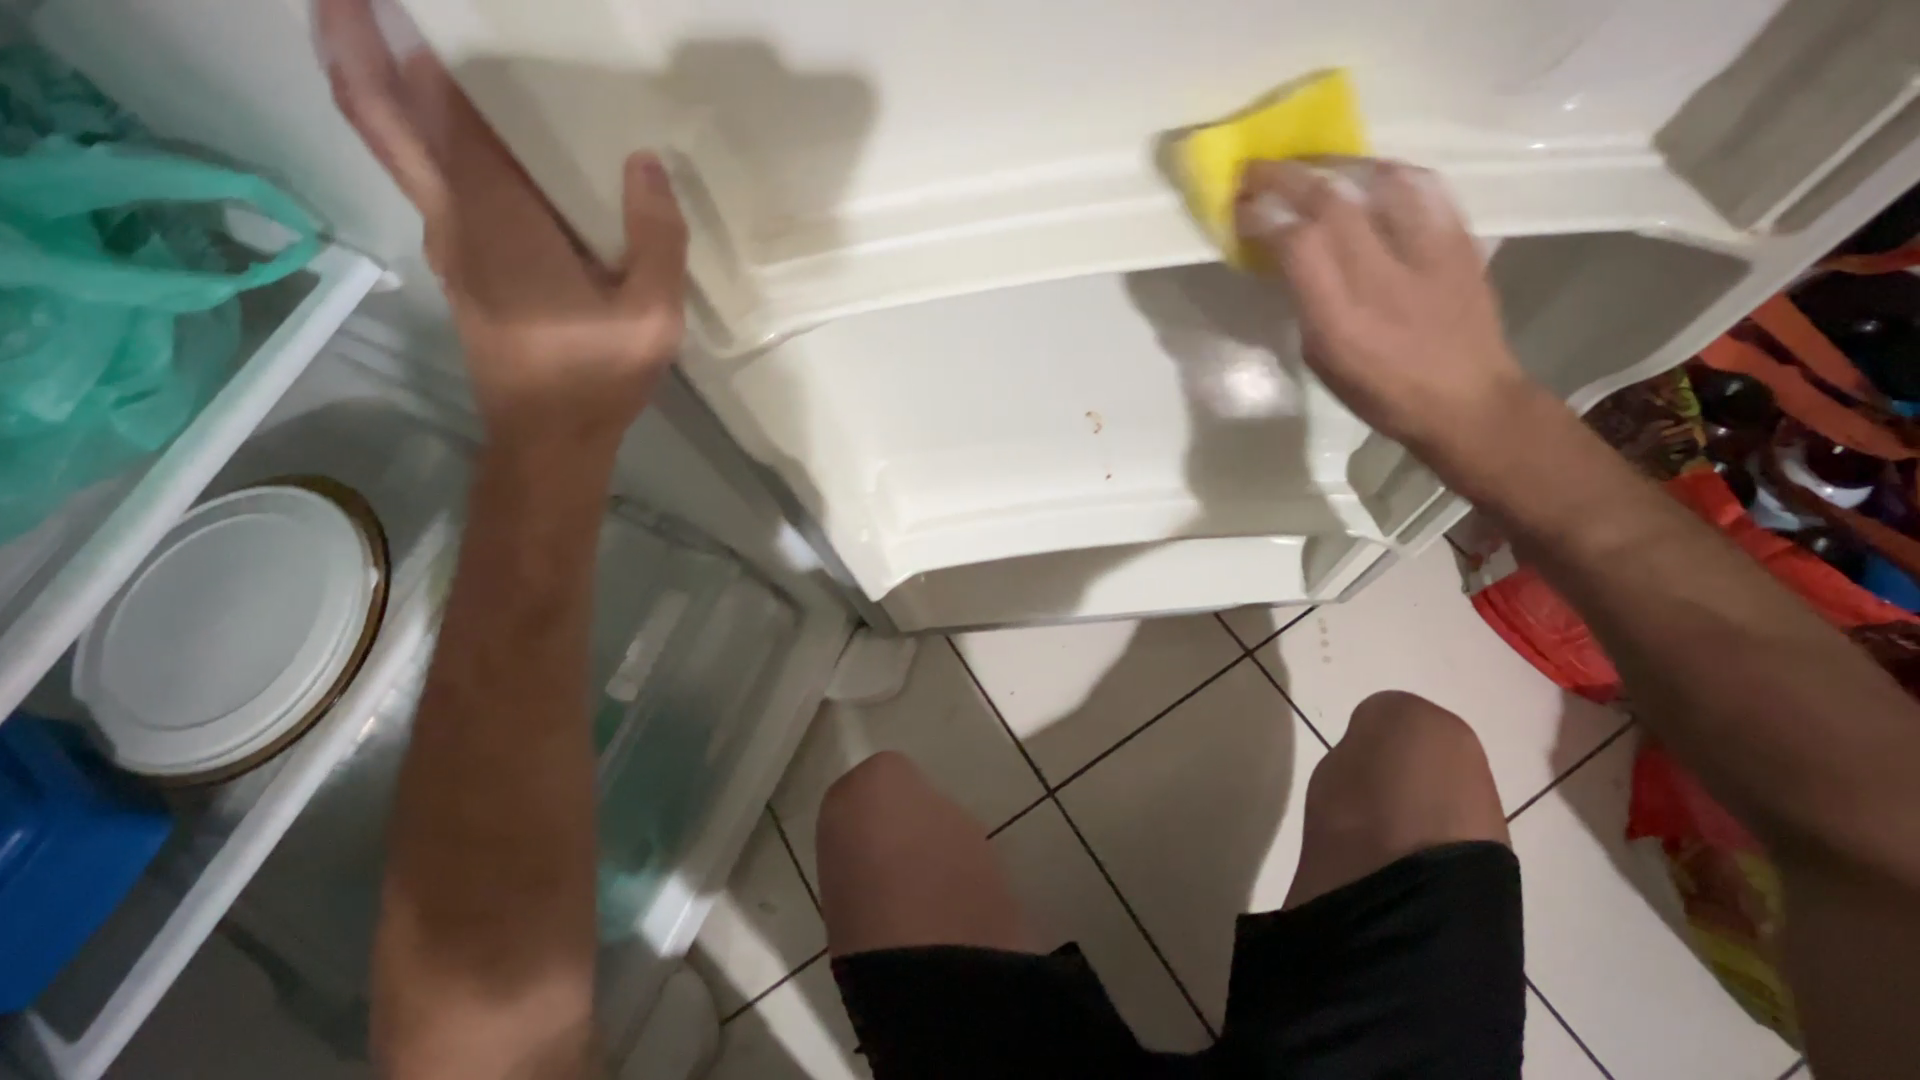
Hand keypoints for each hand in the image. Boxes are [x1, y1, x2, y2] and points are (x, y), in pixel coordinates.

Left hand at [315, 0, 688, 449]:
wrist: (546, 441)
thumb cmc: (597, 379)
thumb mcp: (652, 316)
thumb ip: (656, 237)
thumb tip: (643, 161)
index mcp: (500, 223)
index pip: (447, 111)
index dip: (418, 46)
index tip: (420, 4)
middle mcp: (454, 220)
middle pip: (379, 118)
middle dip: (352, 42)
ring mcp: (449, 243)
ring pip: (399, 146)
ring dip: (389, 82)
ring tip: (414, 35)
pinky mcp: (459, 264)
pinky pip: (430, 179)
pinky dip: (428, 133)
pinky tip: (470, 128)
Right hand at [1234, 159, 1544, 459]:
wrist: (1468, 402)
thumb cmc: (1383, 394)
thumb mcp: (1324, 361)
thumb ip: (1306, 303)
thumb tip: (1289, 257)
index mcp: (1340, 322)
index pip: (1296, 245)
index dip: (1262, 216)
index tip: (1242, 206)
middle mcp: (1381, 281)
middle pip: (1330, 203)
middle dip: (1287, 178)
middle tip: (1261, 171)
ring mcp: (1428, 256)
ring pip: (1380, 183)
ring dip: (1338, 166)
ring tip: (1316, 166)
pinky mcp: (1461, 242)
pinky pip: (1426, 188)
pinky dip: (1393, 173)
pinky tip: (1375, 175)